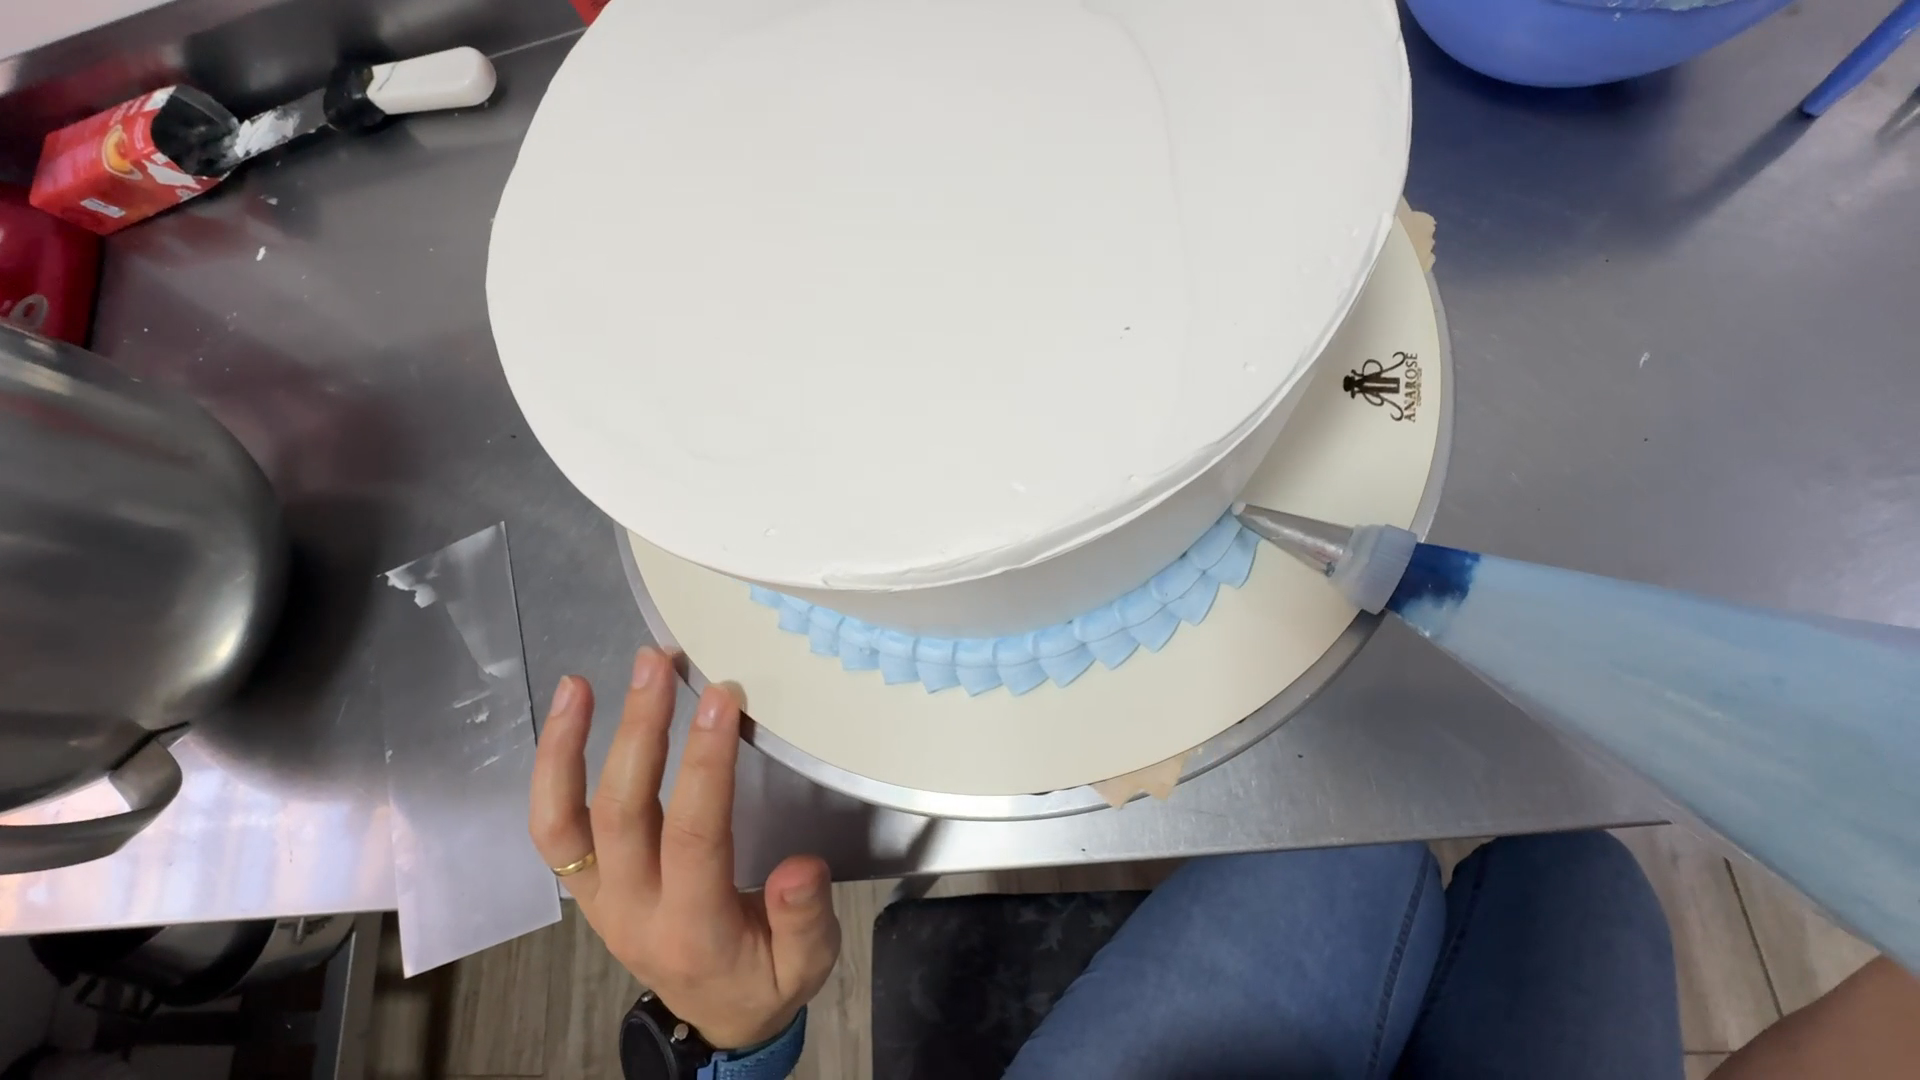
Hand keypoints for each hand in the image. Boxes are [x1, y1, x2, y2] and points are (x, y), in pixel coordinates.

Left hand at [528, 647, 839, 1049]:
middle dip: (640, 731)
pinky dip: (553, 769)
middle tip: (660, 664)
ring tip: (580, 682)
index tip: (723, 697)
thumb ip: (805, 920)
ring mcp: (599, 896)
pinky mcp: (588, 883)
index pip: (694, 834)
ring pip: (563, 821)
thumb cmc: (765, 980)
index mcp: (694, 928)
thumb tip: (801, 867)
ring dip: (567, 747)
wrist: (716, 1020)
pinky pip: (553, 827)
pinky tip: (570, 714)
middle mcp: (632, 909)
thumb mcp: (805, 965)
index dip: (706, 762)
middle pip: (622, 813)